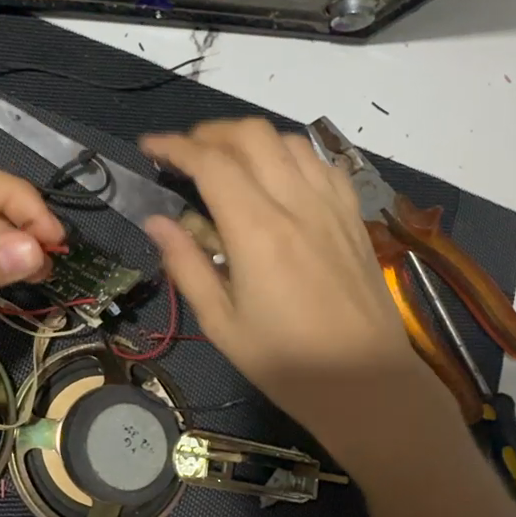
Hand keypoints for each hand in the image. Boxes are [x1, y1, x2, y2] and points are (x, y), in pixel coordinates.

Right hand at [140, 120, 457, 453]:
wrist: (366, 383)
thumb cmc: (285, 363)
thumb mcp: (221, 323)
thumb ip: (187, 264)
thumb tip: (156, 221)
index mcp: (257, 233)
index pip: (211, 164)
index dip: (175, 146)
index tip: (148, 146)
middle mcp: (297, 206)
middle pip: (252, 135)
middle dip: (210, 133)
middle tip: (183, 154)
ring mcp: (331, 207)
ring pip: (289, 140)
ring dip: (250, 139)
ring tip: (225, 161)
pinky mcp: (353, 216)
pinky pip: (321, 162)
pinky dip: (290, 154)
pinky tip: (275, 176)